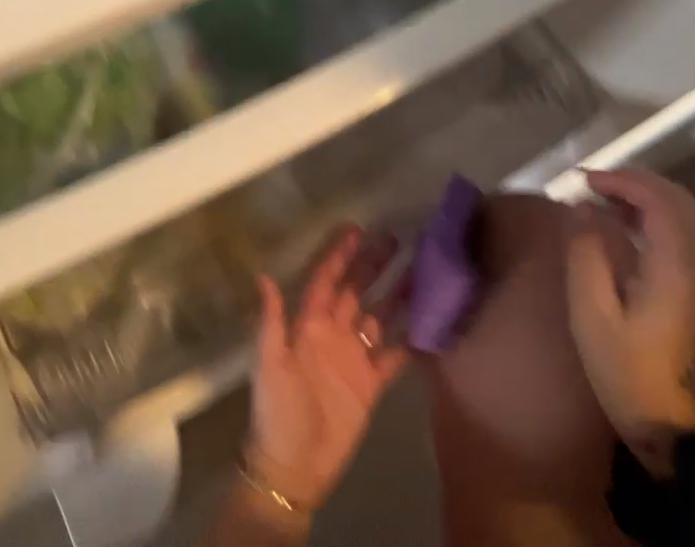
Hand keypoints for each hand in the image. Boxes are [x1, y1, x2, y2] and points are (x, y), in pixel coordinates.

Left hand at [247, 226, 407, 512]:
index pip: (325, 281)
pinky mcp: (372, 384)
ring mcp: (354, 358)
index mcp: (307, 326)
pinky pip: (395, 355)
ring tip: (421, 271)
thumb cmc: (278, 411)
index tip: (356, 229)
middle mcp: (333, 334)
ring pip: (380, 316)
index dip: (338, 256)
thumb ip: (272, 320)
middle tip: (395, 239)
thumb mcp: (269, 363)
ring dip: (397, 295)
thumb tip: (263, 274)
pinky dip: (411, 340)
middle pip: (356, 291)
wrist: (295, 466)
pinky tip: (430, 323)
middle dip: (372, 265)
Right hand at [566, 170, 694, 448]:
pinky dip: (650, 211)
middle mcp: (692, 262)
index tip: (585, 181)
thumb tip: (580, 208)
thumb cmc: (620, 362)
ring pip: (681, 211)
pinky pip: (677, 228)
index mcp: (672, 268)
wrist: (658, 408)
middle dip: (635, 181)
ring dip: (643, 194)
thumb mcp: (590, 310)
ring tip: (601, 195)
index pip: (660, 203)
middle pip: (677, 200)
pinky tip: (619, 220)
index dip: (624, 182)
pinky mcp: (688, 279)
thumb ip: (585, 253)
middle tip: (591, 182)